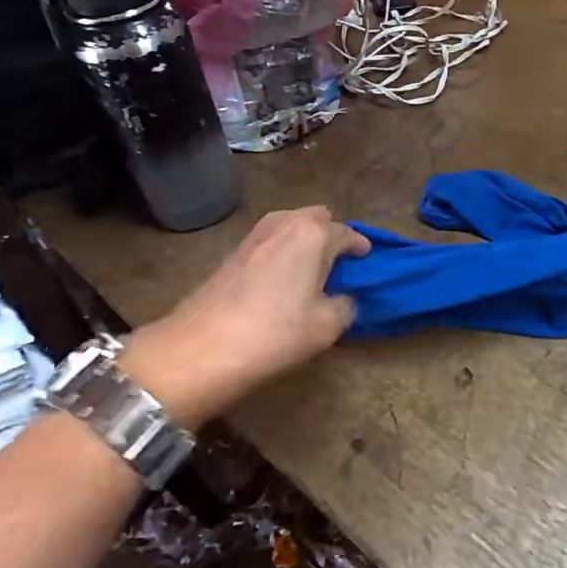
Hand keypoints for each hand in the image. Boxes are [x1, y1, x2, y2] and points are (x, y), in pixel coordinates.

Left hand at [118, 207, 370, 427]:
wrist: (199, 350)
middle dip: (330, 235)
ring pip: (290, 226)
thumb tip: (343, 298)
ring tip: (310, 272)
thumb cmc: (274, 333)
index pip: (346, 233)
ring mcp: (254, 235)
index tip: (367, 261)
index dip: (360, 247)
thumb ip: (345, 305)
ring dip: (304, 241)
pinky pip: (270, 241)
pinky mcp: (232, 252)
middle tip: (337, 265)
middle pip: (316, 218)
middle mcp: (284, 223)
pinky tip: (281, 281)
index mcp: (313, 233)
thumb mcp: (326, 326)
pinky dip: (282, 251)